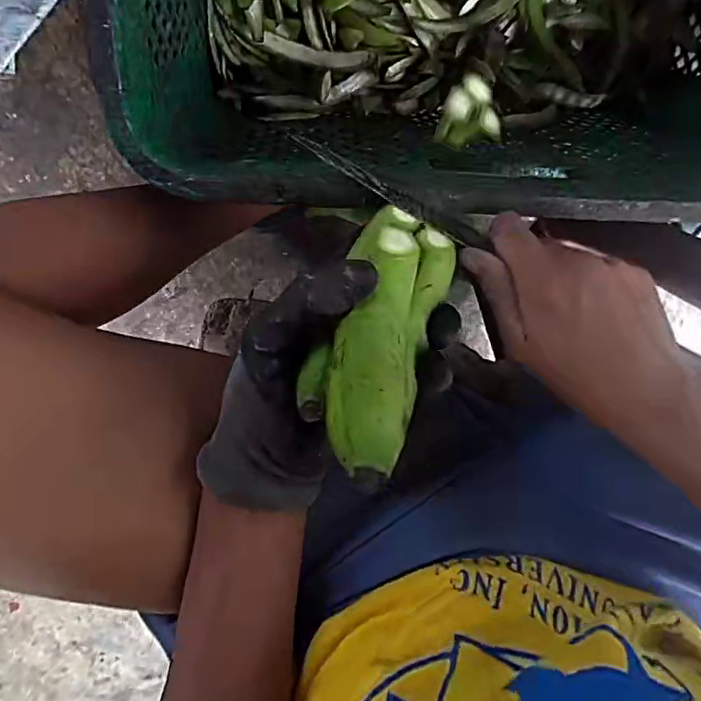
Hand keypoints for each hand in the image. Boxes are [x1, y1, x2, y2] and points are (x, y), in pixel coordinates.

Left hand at [197, 259, 464, 510]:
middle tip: (438, 294)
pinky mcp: (399, 396)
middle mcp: (364, 321)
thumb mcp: (268, 337)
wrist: (266, 463)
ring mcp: (384, 358)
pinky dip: (436, 375)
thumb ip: (305, 300)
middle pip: (409, 292)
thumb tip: (368, 274)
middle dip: (431, 288)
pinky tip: (436, 374)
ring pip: (425, 333)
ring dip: (439, 329)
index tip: (422, 237)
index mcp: (333, 298)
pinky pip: (425, 380)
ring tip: (440, 337)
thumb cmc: (260, 389)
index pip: (372, 258)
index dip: (399, 243)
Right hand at [461, 215, 700, 468]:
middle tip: (543, 307)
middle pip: (542, 242)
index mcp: (541, 275)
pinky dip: (597, 280)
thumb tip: (474, 254)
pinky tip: (606, 314)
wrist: (649, 390)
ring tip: (579, 314)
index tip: (503, 264)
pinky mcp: (636, 269)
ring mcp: (609, 261)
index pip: (509, 226)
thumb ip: (497, 292)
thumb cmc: (575, 376)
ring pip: (573, 253)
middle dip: (536, 266)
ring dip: (567, 273)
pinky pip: (602, 264)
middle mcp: (576, 257)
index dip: (500, 240)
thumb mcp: (521, 345)